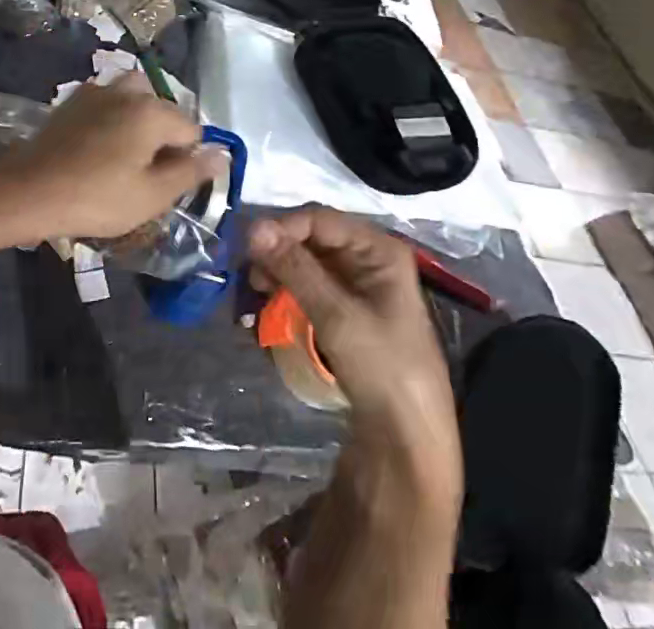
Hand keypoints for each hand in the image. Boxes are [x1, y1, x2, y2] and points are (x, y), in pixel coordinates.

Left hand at [0, 73, 224, 241]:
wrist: (27, 193)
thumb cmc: (96, 199)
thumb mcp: (152, 195)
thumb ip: (191, 172)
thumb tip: (223, 154)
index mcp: (153, 112)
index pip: (191, 131)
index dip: (186, 160)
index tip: (164, 185)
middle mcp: (129, 92)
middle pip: (164, 110)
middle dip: (164, 138)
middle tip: (145, 175)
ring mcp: (97, 92)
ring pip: (135, 97)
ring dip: (140, 120)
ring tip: (127, 154)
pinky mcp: (72, 102)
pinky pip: (107, 101)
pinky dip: (113, 116)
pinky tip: (99, 147)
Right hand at [248, 207, 460, 492]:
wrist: (406, 434)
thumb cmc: (382, 366)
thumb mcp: (336, 314)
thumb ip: (295, 268)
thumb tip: (253, 227)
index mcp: (379, 249)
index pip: (321, 220)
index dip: (283, 227)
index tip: (247, 248)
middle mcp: (368, 259)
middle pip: (311, 239)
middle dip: (278, 253)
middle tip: (250, 277)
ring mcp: (356, 285)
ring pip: (305, 264)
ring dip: (278, 274)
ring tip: (256, 295)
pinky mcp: (344, 311)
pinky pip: (307, 288)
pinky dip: (285, 294)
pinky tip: (266, 308)